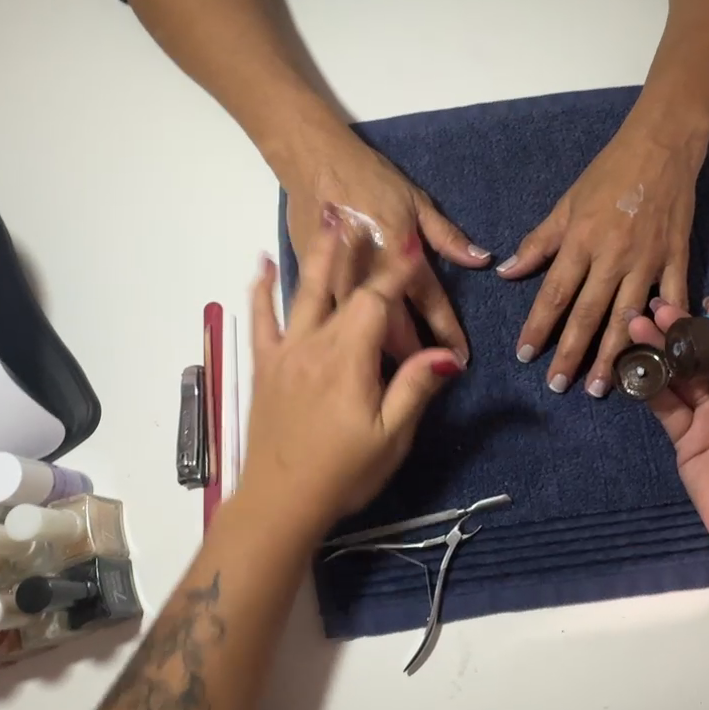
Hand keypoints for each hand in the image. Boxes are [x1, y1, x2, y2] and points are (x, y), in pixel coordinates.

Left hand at [240, 223, 462, 536]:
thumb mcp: (389, 437)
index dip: (397, 272)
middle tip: (360, 207)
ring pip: (301, 293)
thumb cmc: (343, 473)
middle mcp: (314, 345)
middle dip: (353, 246)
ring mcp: (285, 353)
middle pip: (336, 285)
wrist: (279, 502)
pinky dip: (260, 290)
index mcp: (349, 360)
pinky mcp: (264, 366)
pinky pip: (260, 319)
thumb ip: (415, 389)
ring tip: (325, 218)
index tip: (414, 244)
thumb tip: (448, 354)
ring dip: (315, 255)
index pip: (377, 302)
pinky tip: (260, 265)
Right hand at [276, 121, 490, 360]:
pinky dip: (346, 344)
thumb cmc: (369, 178)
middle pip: (396, 329)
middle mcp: (370, 273)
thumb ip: (447, 236)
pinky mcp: (309, 285)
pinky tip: (354, 364)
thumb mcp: (416, 201)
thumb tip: (481, 260)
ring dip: (381, 360)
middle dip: (416, 360)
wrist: (311, 161)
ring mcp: (336, 282)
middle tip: (432, 381)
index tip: (463, 359)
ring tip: (398, 385)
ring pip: (360, 335)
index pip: (432, 303)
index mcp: (401, 253)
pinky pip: (331, 324)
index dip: (449, 333)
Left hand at [499, 120, 701, 397]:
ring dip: (611, 356)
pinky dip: (667, 330)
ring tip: (600, 388)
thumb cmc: (608, 174)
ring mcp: (648, 262)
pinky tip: (660, 359)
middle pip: (587, 315)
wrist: (661, 147)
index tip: (524, 355)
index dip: (538, 327)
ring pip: (627, 318)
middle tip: (557, 386)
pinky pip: (673, 301)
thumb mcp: (566, 204)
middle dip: (571, 354)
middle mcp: (613, 257)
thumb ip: (538, 243)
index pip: (554, 294)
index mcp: (581, 242)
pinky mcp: (677, 260)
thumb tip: (506, 273)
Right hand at [628, 297, 708, 595]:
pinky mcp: (687, 440)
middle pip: (707, 354)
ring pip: (681, 375)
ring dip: (660, 351)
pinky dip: (648, 385)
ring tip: (635, 327)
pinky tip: (632, 364)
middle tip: (654, 309)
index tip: (703, 302)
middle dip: (683, 330)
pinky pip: (665, 406)